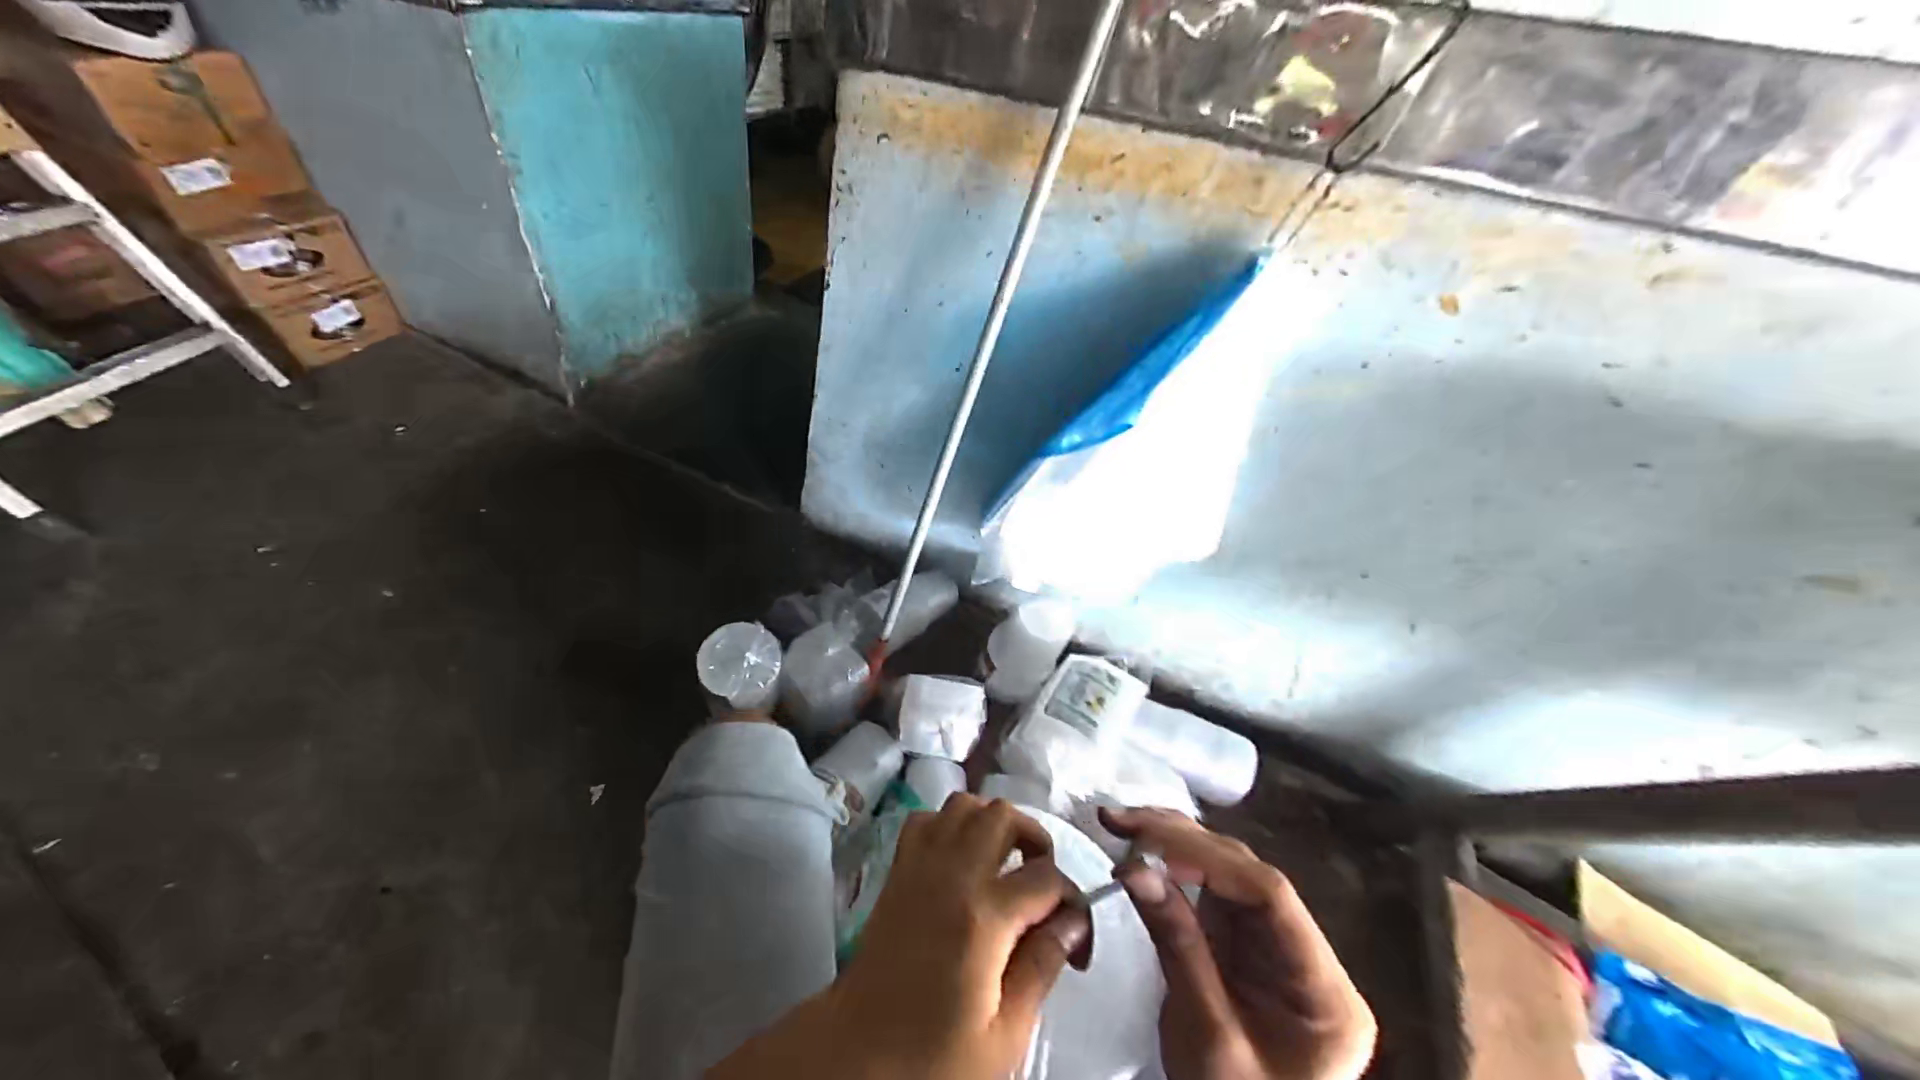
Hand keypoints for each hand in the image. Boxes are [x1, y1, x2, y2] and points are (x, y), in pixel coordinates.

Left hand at [709, 795, 1089, 1079]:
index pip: (1047, 877)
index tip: (1075, 939)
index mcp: (983, 917)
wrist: (857, 1054)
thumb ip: (1041, 966)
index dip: (1073, 902)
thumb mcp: (1004, 1034)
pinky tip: (960, 859)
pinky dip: (949, 825)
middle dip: (1036, 841)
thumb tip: (1072, 922)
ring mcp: (919, 866)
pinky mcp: (897, 871)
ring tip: (1004, 863)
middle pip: (1004, 816)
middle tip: (1041, 885)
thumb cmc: (933, 1056)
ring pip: (963, 805)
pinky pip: (926, 819)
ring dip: (991, 823)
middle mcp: (951, 875)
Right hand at [1101, 807, 1375, 1079]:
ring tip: (1124, 825)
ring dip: (1176, 844)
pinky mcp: (1247, 950)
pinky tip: (1145, 853)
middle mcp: (1306, 955)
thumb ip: (1177, 946)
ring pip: (1230, 875)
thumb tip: (1133, 866)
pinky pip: (1213, 895)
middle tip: (1120, 820)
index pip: (1270, 895)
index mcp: (1323, 989)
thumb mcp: (1204, 1037)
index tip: (1143, 840)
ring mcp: (1276, 949)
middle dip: (1184, 841)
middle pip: (1250, 876)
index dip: (1205, 857)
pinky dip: (1175, 870)